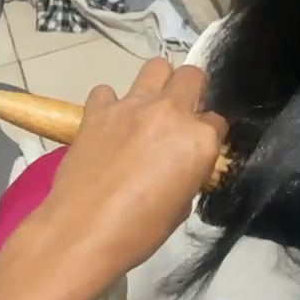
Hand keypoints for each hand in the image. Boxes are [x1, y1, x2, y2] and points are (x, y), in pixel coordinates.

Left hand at [28, 59, 227, 275]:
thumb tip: (180, 164)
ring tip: (148, 110)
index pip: (216, 121)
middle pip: (191, 76)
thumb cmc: (140, 230)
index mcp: (199, 140)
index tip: (198, 149)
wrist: (83, 232)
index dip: (209, 134)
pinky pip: (108, 91)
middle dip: (191, 90)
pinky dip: (110, 103)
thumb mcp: (182, 205)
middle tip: (180, 115)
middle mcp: (171, 113)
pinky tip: (108, 125)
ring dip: (158, 84)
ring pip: (155, 67)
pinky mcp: (98, 109)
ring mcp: (132, 106)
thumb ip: (188, 172)